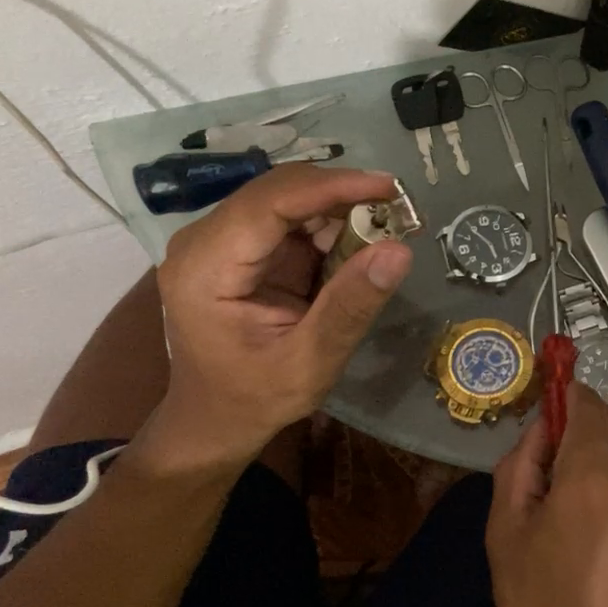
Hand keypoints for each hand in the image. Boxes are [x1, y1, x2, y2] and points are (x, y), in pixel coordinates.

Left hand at [153, 165, 411, 459]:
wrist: (216, 419)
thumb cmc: (255, 397)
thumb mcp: (311, 362)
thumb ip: (351, 305)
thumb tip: (400, 250)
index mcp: (207, 268)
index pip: (269, 204)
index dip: (331, 187)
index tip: (390, 188)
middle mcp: (206, 242)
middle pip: (279, 192)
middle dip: (342, 194)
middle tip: (401, 211)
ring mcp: (223, 243)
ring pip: (289, 200)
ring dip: (341, 209)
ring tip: (390, 229)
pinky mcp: (244, 250)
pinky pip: (293, 221)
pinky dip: (332, 228)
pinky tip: (363, 246)